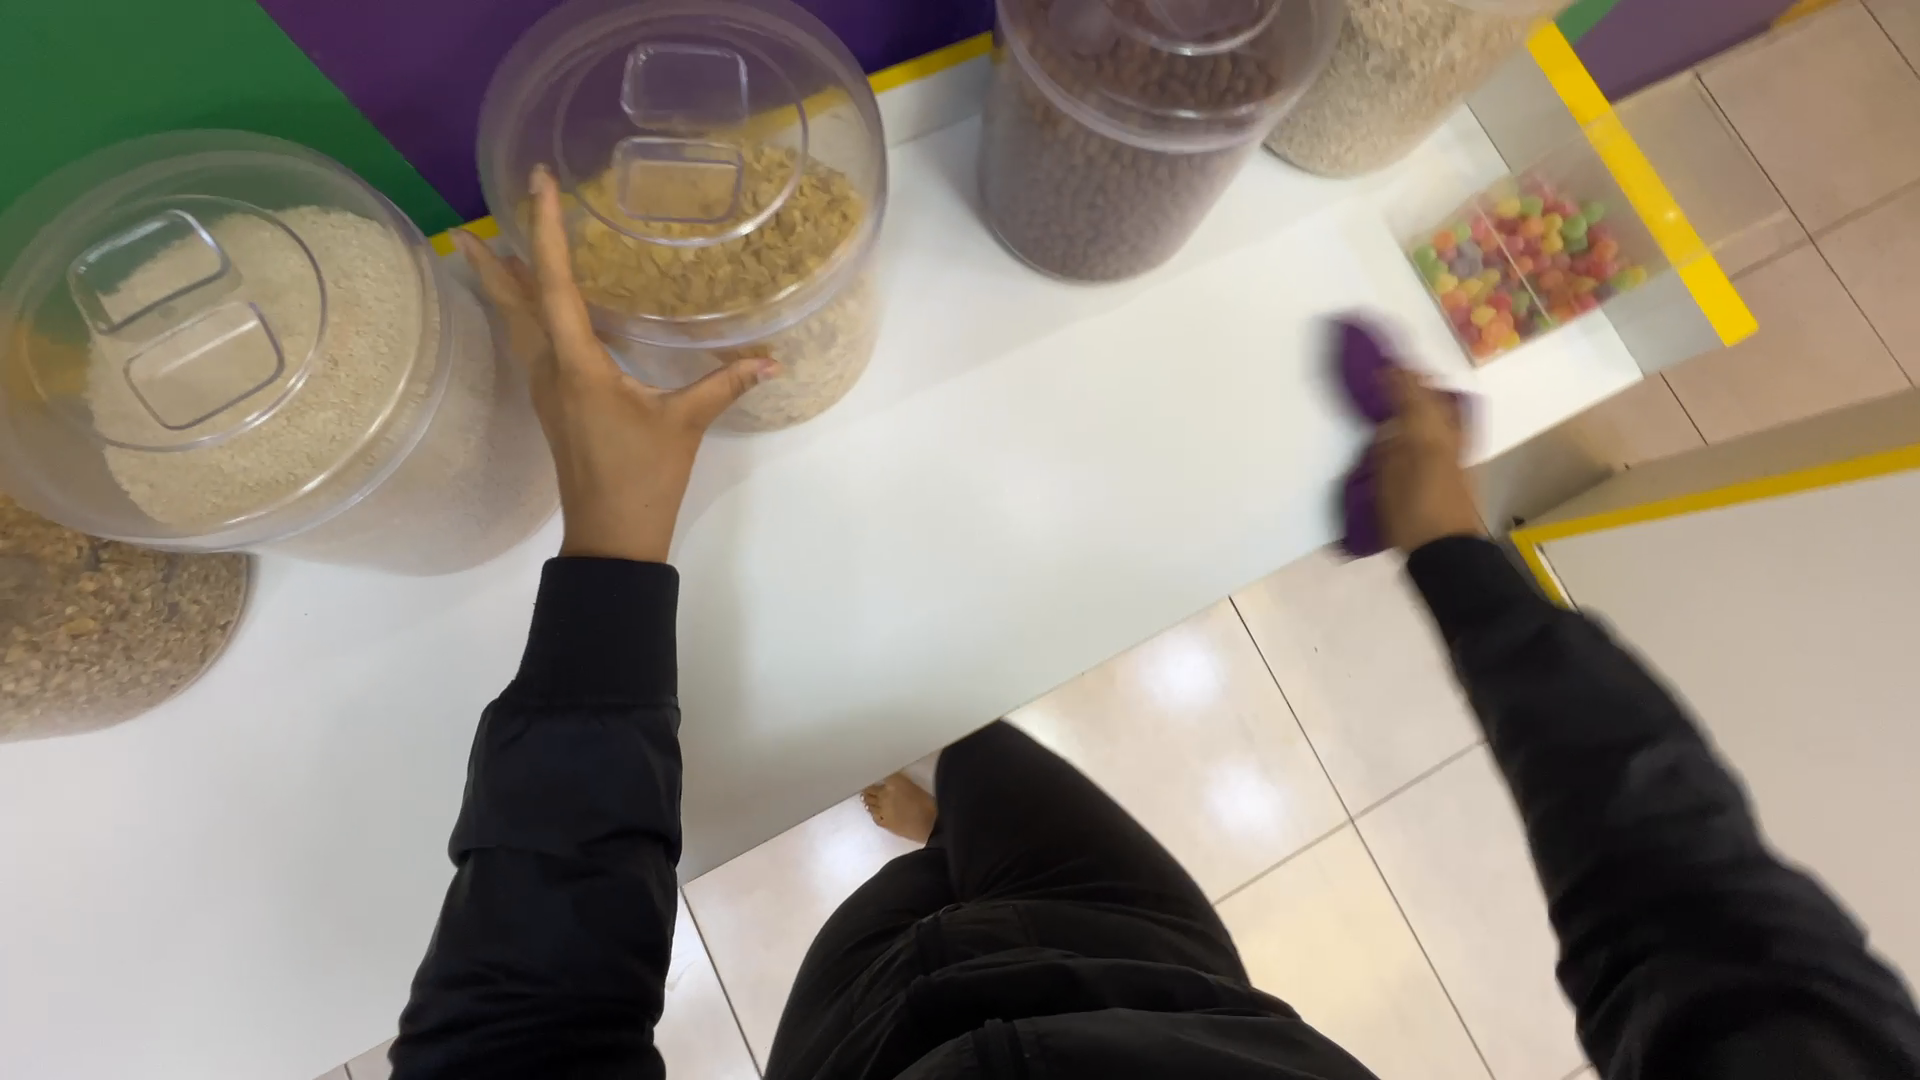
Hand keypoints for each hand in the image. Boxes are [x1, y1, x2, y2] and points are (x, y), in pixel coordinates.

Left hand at [453, 165, 776, 563]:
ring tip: (491, 254)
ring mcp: (547, 392)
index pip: (556, 285)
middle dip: (494, 262)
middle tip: (473, 220)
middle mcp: (551, 371)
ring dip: (505, 290)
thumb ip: (725, 385)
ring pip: (517, 328)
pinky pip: (532, 349)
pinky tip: (543, 317)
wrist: (611, 534)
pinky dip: (527, 319)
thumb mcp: (686, 424)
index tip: (537, 185)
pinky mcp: (556, 409)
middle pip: (515, 304)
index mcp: (578, 366)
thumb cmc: (644, 476)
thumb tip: (771, 361)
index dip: (546, 231)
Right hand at [1375, 369, 1484, 552]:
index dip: (1396, 381)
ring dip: (1431, 395)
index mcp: (1424, 439)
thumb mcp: (1386, 485)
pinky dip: (1439, 413)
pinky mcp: (1463, 463)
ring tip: (1416, 386)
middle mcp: (1446, 438)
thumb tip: (1388, 428)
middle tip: (1398, 370)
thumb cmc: (1410, 518)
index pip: (1410, 399)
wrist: (1448, 549)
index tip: (1382, 366)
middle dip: (1416, 382)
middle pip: (1434, 399)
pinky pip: (1452, 425)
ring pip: (1447, 411)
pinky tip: (1431, 417)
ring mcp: (1458, 450)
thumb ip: (1387, 451)